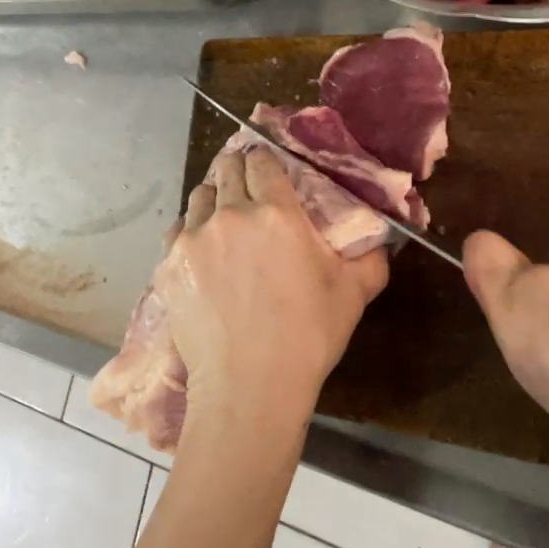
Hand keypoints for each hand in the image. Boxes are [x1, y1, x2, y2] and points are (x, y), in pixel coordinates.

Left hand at [156, 148, 388, 430]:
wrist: (248, 386)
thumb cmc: (307, 337)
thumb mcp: (353, 294)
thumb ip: (370, 257)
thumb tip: (379, 238)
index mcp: (276, 212)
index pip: (262, 161)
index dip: (266, 162)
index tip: (269, 172)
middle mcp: (229, 214)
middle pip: (226, 168)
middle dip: (237, 172)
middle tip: (248, 192)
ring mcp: (193, 238)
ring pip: (198, 196)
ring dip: (213, 201)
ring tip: (224, 224)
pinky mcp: (168, 264)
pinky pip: (177, 232)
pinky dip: (190, 235)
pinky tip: (202, 256)